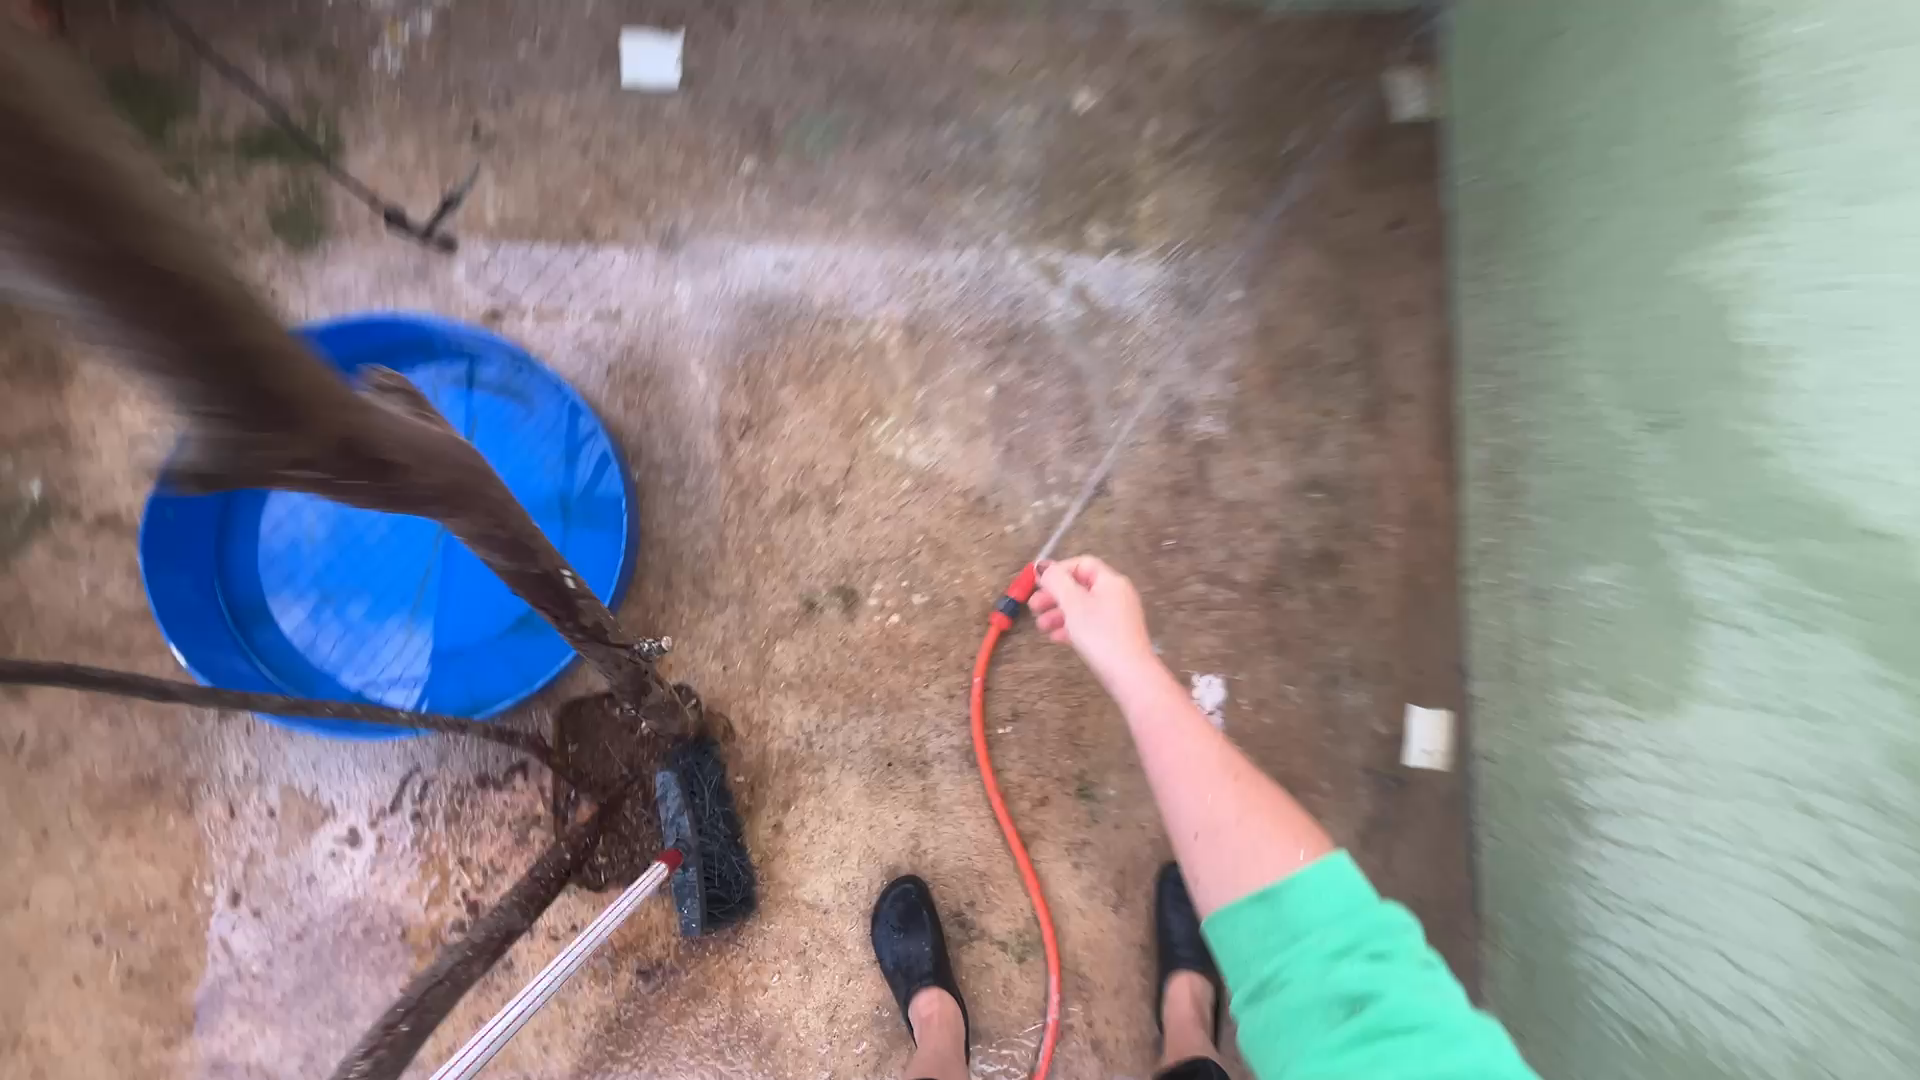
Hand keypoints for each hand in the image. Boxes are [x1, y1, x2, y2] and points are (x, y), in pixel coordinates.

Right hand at [1030, 555, 1155, 686]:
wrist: (1128, 674)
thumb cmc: (1100, 634)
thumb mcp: (1073, 603)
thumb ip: (1055, 581)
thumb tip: (1042, 565)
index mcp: (1110, 581)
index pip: (1081, 564)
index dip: (1058, 571)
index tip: (1038, 583)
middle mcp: (1116, 595)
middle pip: (1080, 587)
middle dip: (1054, 595)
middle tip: (1033, 607)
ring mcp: (1117, 617)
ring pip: (1082, 607)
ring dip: (1058, 613)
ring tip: (1041, 627)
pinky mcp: (1115, 636)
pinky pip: (1089, 624)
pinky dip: (1071, 627)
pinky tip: (1056, 638)